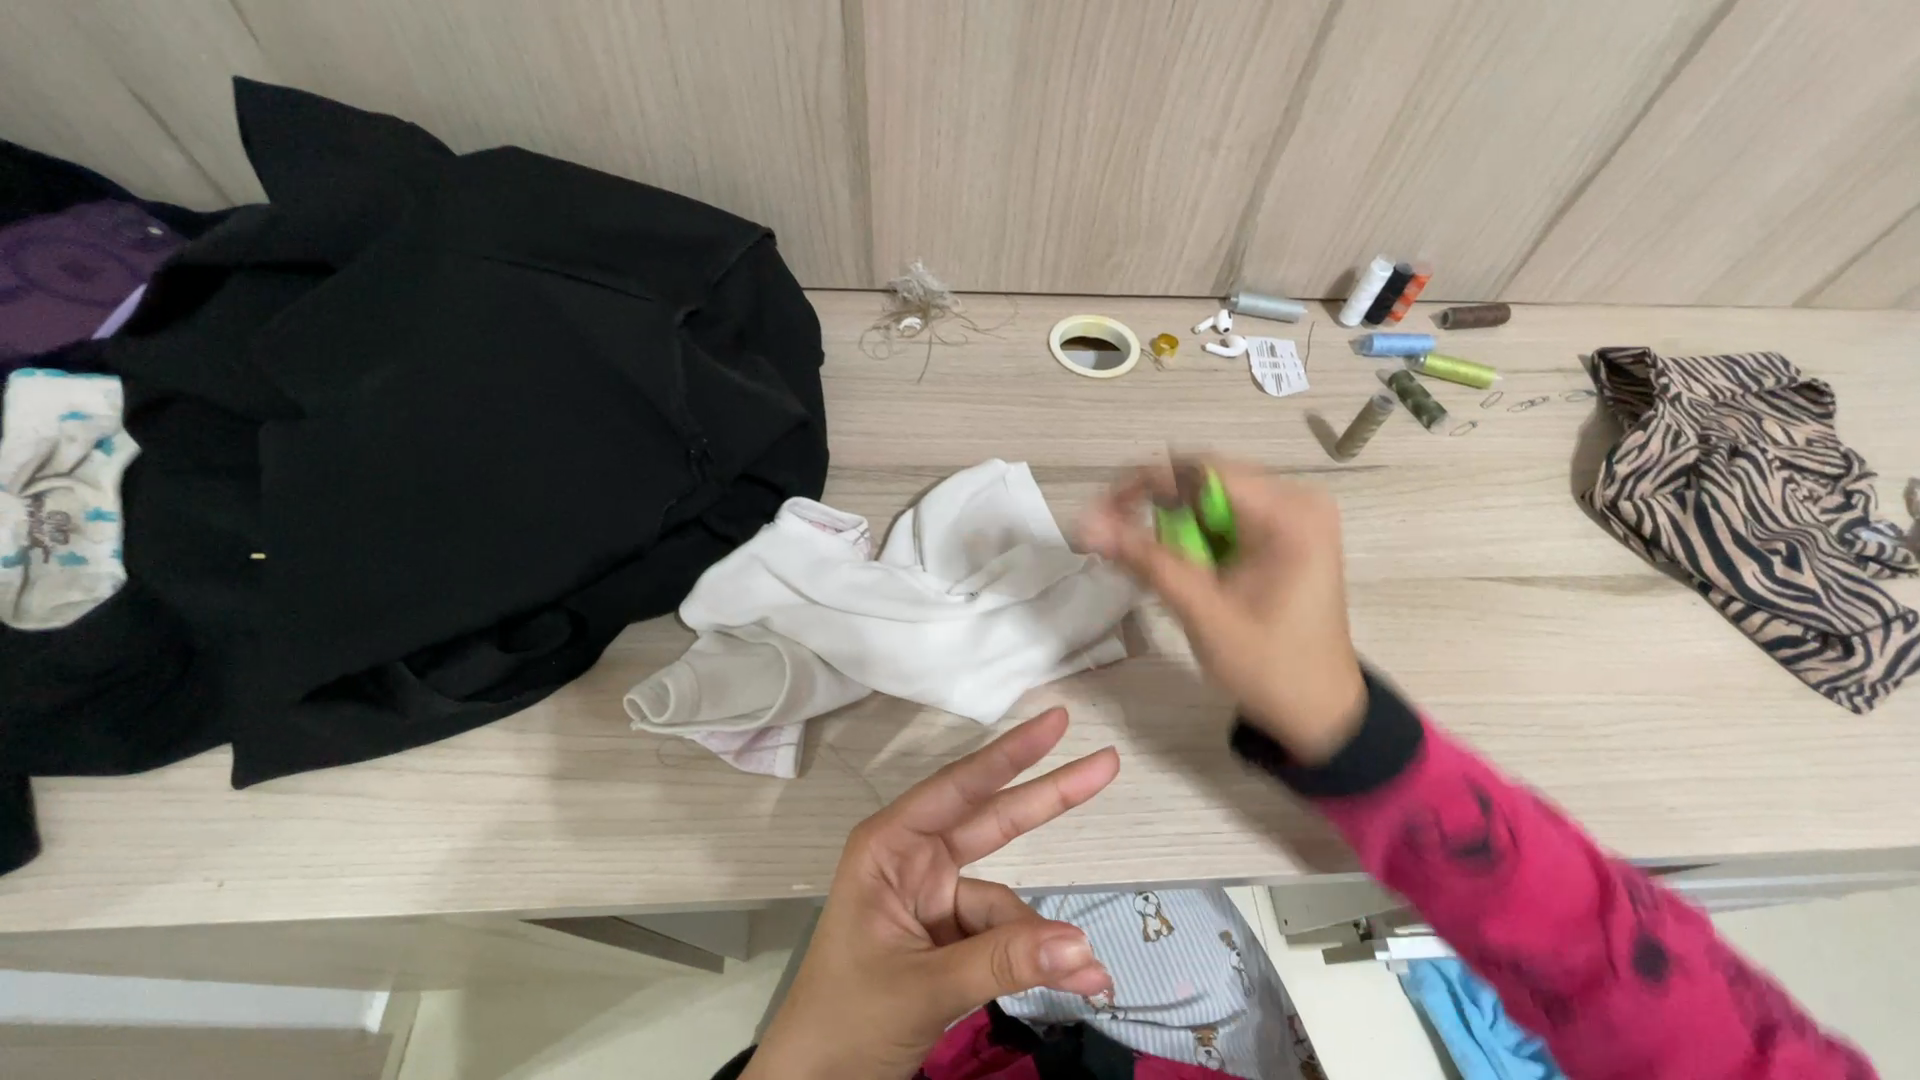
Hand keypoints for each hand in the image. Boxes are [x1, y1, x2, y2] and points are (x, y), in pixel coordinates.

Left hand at [744, 709, 1117, 1079]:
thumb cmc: (844, 1019)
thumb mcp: (922, 987)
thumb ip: (1000, 962)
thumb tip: (1081, 947)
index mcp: (889, 847)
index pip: (958, 789)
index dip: (1010, 753)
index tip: (1057, 722)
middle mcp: (914, 860)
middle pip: (992, 820)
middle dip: (1049, 798)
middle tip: (1107, 764)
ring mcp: (935, 899)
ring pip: (1006, 900)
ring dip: (1043, 936)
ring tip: (1087, 975)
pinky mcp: (950, 937)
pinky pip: (1005, 937)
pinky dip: (1035, 960)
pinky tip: (1072, 982)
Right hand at [1079, 461, 1366, 763]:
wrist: (1317, 710)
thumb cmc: (1270, 668)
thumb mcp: (1204, 614)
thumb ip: (1146, 561)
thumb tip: (1086, 524)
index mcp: (1290, 513)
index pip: (1201, 472)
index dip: (1144, 484)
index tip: (1099, 513)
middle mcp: (1294, 500)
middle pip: (1201, 481)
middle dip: (1151, 508)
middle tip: (1107, 538)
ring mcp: (1289, 516)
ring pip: (1205, 499)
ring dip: (1166, 525)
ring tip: (1135, 558)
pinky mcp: (1278, 534)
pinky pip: (1219, 519)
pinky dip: (1188, 538)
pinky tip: (1171, 566)